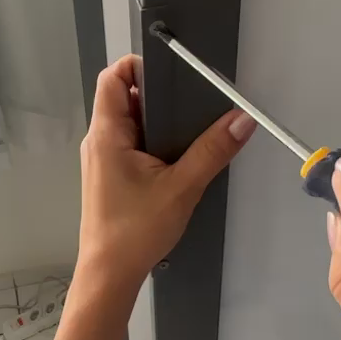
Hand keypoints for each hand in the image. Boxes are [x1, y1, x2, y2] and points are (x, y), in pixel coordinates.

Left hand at [77, 55, 254, 289]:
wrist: (110, 274)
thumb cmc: (135, 230)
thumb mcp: (182, 187)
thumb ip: (212, 150)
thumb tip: (242, 119)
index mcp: (107, 134)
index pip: (112, 77)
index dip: (138, 65)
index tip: (172, 71)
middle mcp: (98, 142)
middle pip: (123, 98)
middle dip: (158, 96)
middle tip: (192, 102)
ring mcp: (101, 161)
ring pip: (128, 124)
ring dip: (157, 123)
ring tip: (189, 129)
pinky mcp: (108, 178)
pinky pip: (129, 146)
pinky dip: (151, 143)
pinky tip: (176, 158)